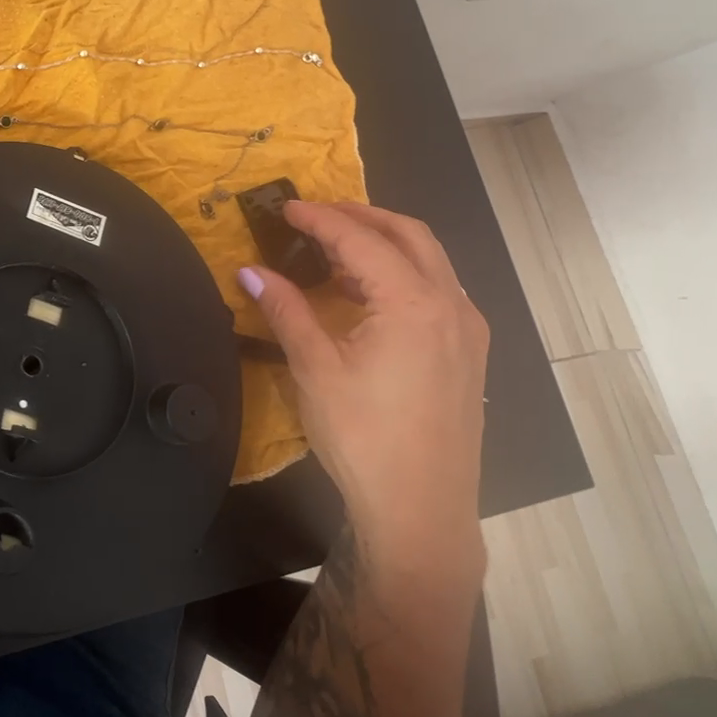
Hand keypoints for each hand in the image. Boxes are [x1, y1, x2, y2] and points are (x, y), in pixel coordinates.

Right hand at [238, 202, 487, 560]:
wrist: (420, 508)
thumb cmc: (363, 436)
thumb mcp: (314, 369)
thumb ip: (285, 310)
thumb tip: (249, 270)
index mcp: (414, 304)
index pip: (362, 241)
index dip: (320, 219)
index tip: (285, 208)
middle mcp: (452, 306)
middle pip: (410, 235)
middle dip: (361, 217)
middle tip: (314, 215)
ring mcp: (467, 331)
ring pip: (429, 261)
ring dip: (383, 243)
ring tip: (333, 248)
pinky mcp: (467, 354)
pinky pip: (436, 290)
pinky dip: (400, 273)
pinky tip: (365, 292)